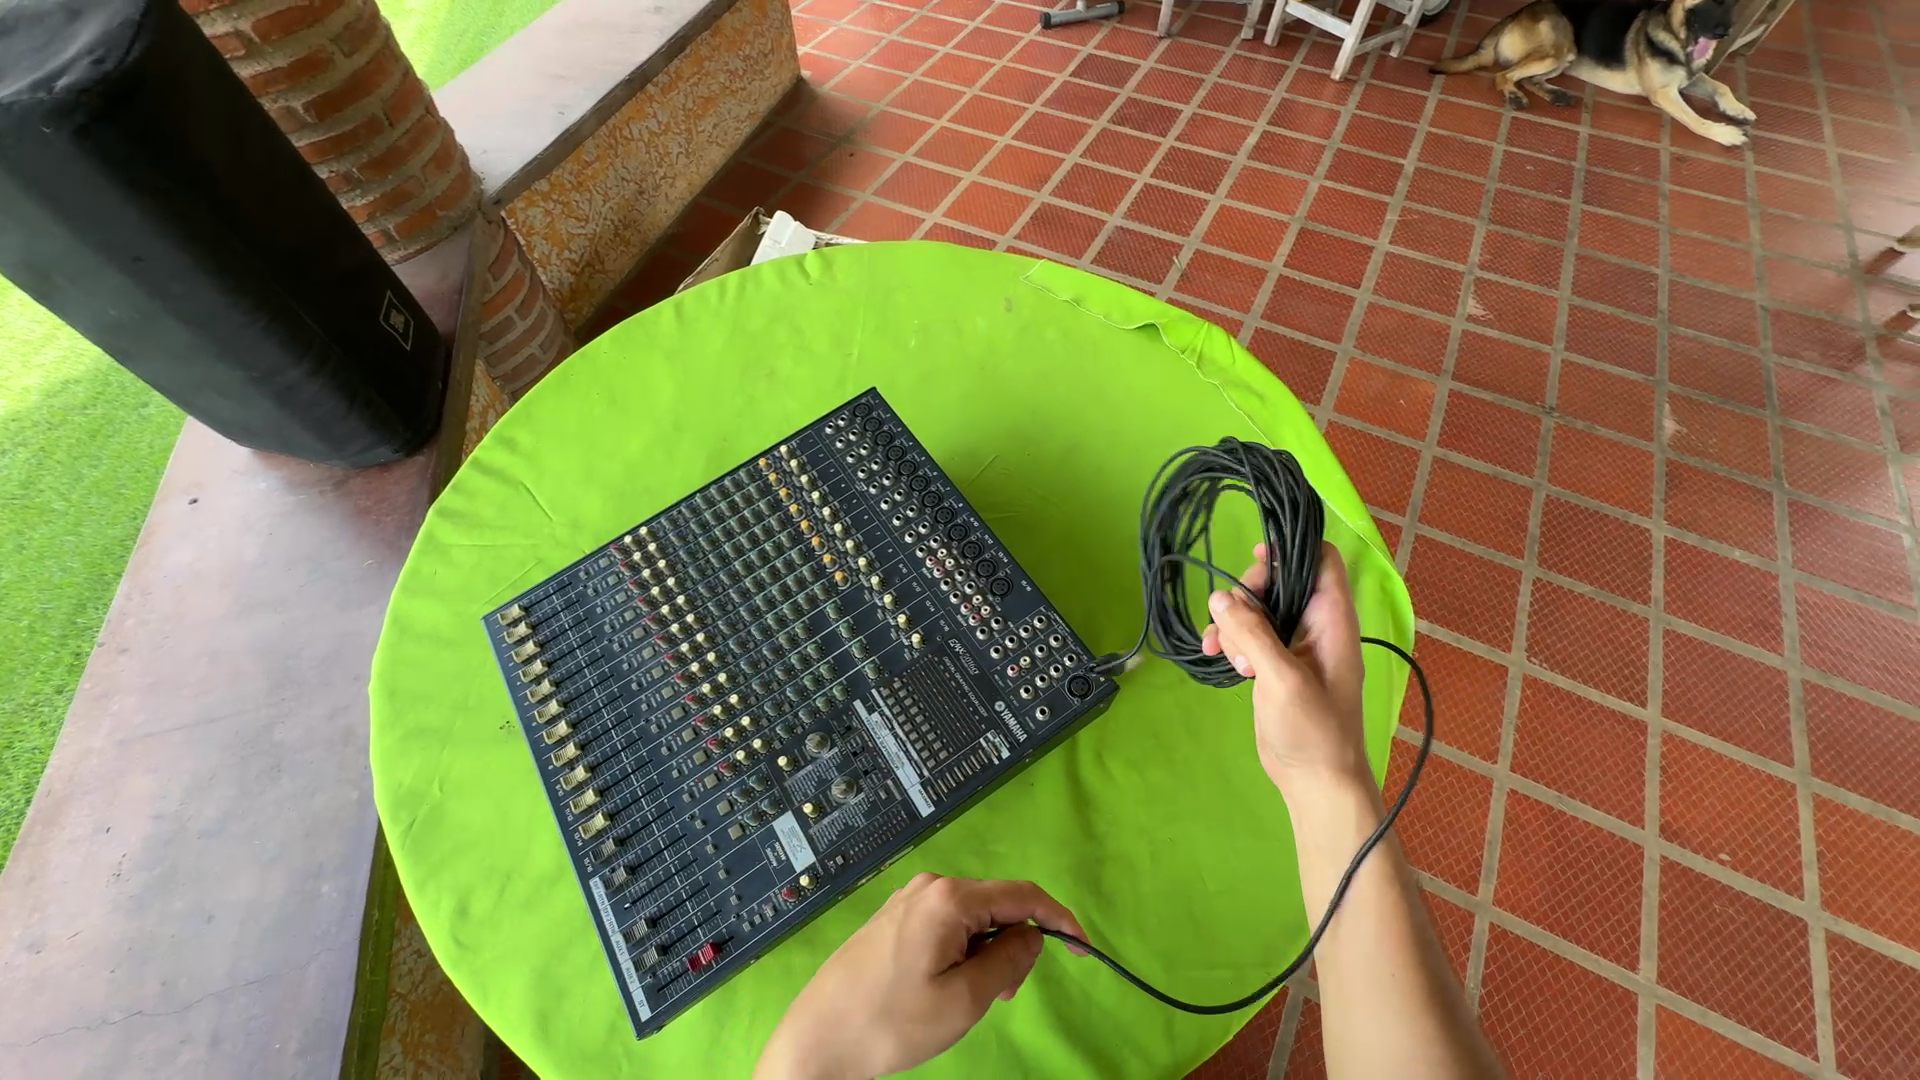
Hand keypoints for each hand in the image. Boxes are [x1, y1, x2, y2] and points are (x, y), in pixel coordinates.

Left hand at [755, 874, 1086, 1079]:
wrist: (818, 1037)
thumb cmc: (892, 1022)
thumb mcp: (964, 1000)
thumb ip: (1008, 961)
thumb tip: (1033, 934)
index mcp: (949, 897)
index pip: (1022, 895)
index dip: (1059, 919)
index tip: (1084, 949)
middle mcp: (931, 885)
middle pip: (997, 906)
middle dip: (1014, 947)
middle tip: (1003, 998)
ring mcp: (910, 899)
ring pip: (973, 919)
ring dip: (988, 954)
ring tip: (972, 1000)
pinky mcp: (896, 917)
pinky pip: (948, 925)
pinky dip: (964, 952)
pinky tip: (950, 986)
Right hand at [1200, 542, 1370, 801]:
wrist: (1314, 779)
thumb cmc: (1313, 728)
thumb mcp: (1282, 677)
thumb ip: (1252, 633)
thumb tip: (1219, 598)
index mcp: (1333, 620)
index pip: (1322, 561)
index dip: (1292, 549)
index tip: (1255, 556)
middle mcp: (1315, 625)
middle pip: (1279, 582)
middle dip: (1247, 596)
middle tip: (1229, 618)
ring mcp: (1293, 645)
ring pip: (1256, 609)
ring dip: (1232, 622)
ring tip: (1224, 653)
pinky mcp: (1274, 663)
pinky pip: (1247, 635)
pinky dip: (1229, 640)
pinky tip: (1217, 657)